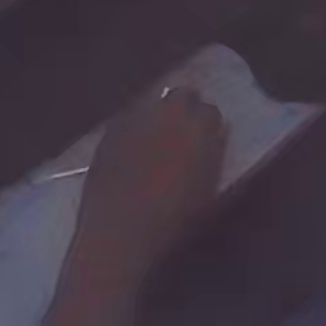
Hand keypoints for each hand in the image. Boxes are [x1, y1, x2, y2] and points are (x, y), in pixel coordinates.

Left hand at [71, 87, 225, 288]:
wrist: (119, 231)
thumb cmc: (173, 222)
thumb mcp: (208, 196)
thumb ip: (214, 160)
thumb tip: (214, 142)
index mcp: (198, 130)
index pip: (211, 111)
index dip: (209, 125)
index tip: (208, 138)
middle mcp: (168, 114)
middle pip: (182, 94)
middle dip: (186, 107)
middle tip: (184, 131)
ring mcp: (136, 117)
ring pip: (153, 102)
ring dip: (158, 114)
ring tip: (156, 137)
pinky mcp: (110, 128)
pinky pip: (128, 117)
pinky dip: (133, 126)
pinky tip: (131, 146)